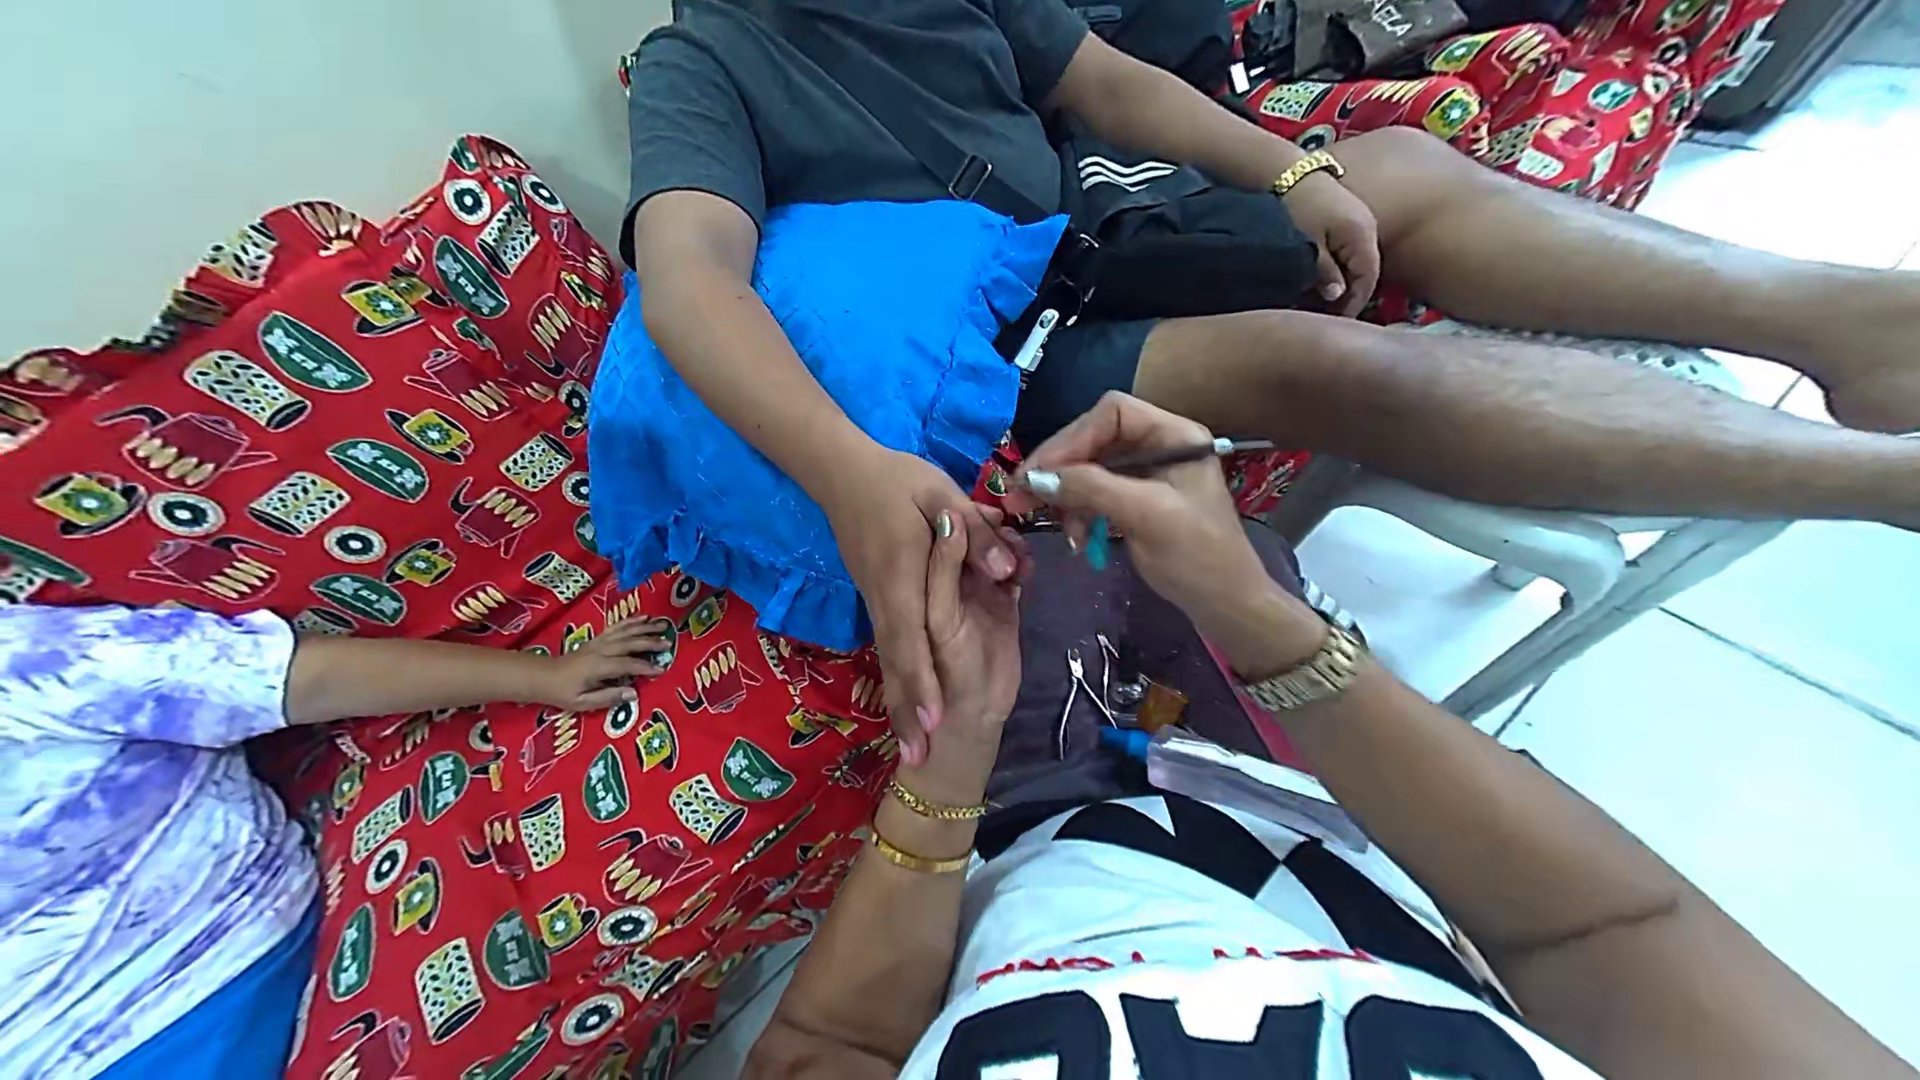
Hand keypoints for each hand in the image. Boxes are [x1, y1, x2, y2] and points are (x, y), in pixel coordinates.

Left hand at [535, 616, 674, 710]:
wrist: (542, 676)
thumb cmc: (562, 692)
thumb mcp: (582, 702)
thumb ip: (608, 697)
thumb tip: (633, 693)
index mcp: (598, 667)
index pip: (627, 664)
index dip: (645, 666)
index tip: (661, 669)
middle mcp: (600, 650)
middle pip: (629, 643)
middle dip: (650, 642)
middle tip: (668, 643)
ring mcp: (599, 642)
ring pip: (625, 631)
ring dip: (645, 628)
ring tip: (662, 625)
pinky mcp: (598, 639)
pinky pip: (617, 627)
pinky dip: (631, 621)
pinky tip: (643, 618)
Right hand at [820, 448, 1018, 766]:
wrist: (844, 473)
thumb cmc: (896, 481)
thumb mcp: (940, 493)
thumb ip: (973, 532)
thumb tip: (1004, 570)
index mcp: (901, 574)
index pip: (911, 636)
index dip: (921, 680)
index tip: (935, 722)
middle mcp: (884, 598)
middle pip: (895, 661)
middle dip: (907, 710)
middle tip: (919, 759)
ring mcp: (875, 600)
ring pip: (888, 658)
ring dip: (899, 703)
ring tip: (910, 748)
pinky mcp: (874, 596)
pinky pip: (887, 645)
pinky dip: (895, 678)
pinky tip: (903, 701)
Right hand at [1006, 392, 1324, 666]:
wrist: (1225, 605)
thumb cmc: (1198, 557)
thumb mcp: (1147, 516)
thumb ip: (1092, 488)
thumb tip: (1036, 477)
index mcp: (1173, 435)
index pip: (1111, 414)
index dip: (1072, 438)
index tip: (1040, 472)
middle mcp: (1158, 445)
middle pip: (1093, 439)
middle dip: (1059, 469)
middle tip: (1021, 496)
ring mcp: (1145, 473)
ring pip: (1088, 467)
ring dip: (1066, 495)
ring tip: (1058, 527)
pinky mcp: (1134, 500)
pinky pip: (1093, 493)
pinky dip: (1078, 512)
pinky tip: (1077, 537)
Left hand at [1283, 170, 1380, 317]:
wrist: (1287, 173)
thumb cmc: (1297, 208)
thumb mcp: (1307, 246)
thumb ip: (1323, 272)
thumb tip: (1337, 296)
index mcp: (1361, 235)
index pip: (1367, 278)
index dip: (1354, 303)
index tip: (1338, 323)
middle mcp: (1365, 229)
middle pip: (1364, 273)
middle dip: (1348, 298)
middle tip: (1328, 321)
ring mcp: (1356, 223)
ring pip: (1354, 263)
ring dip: (1341, 286)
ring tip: (1322, 307)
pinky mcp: (1343, 221)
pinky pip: (1345, 253)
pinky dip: (1335, 271)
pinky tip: (1319, 284)